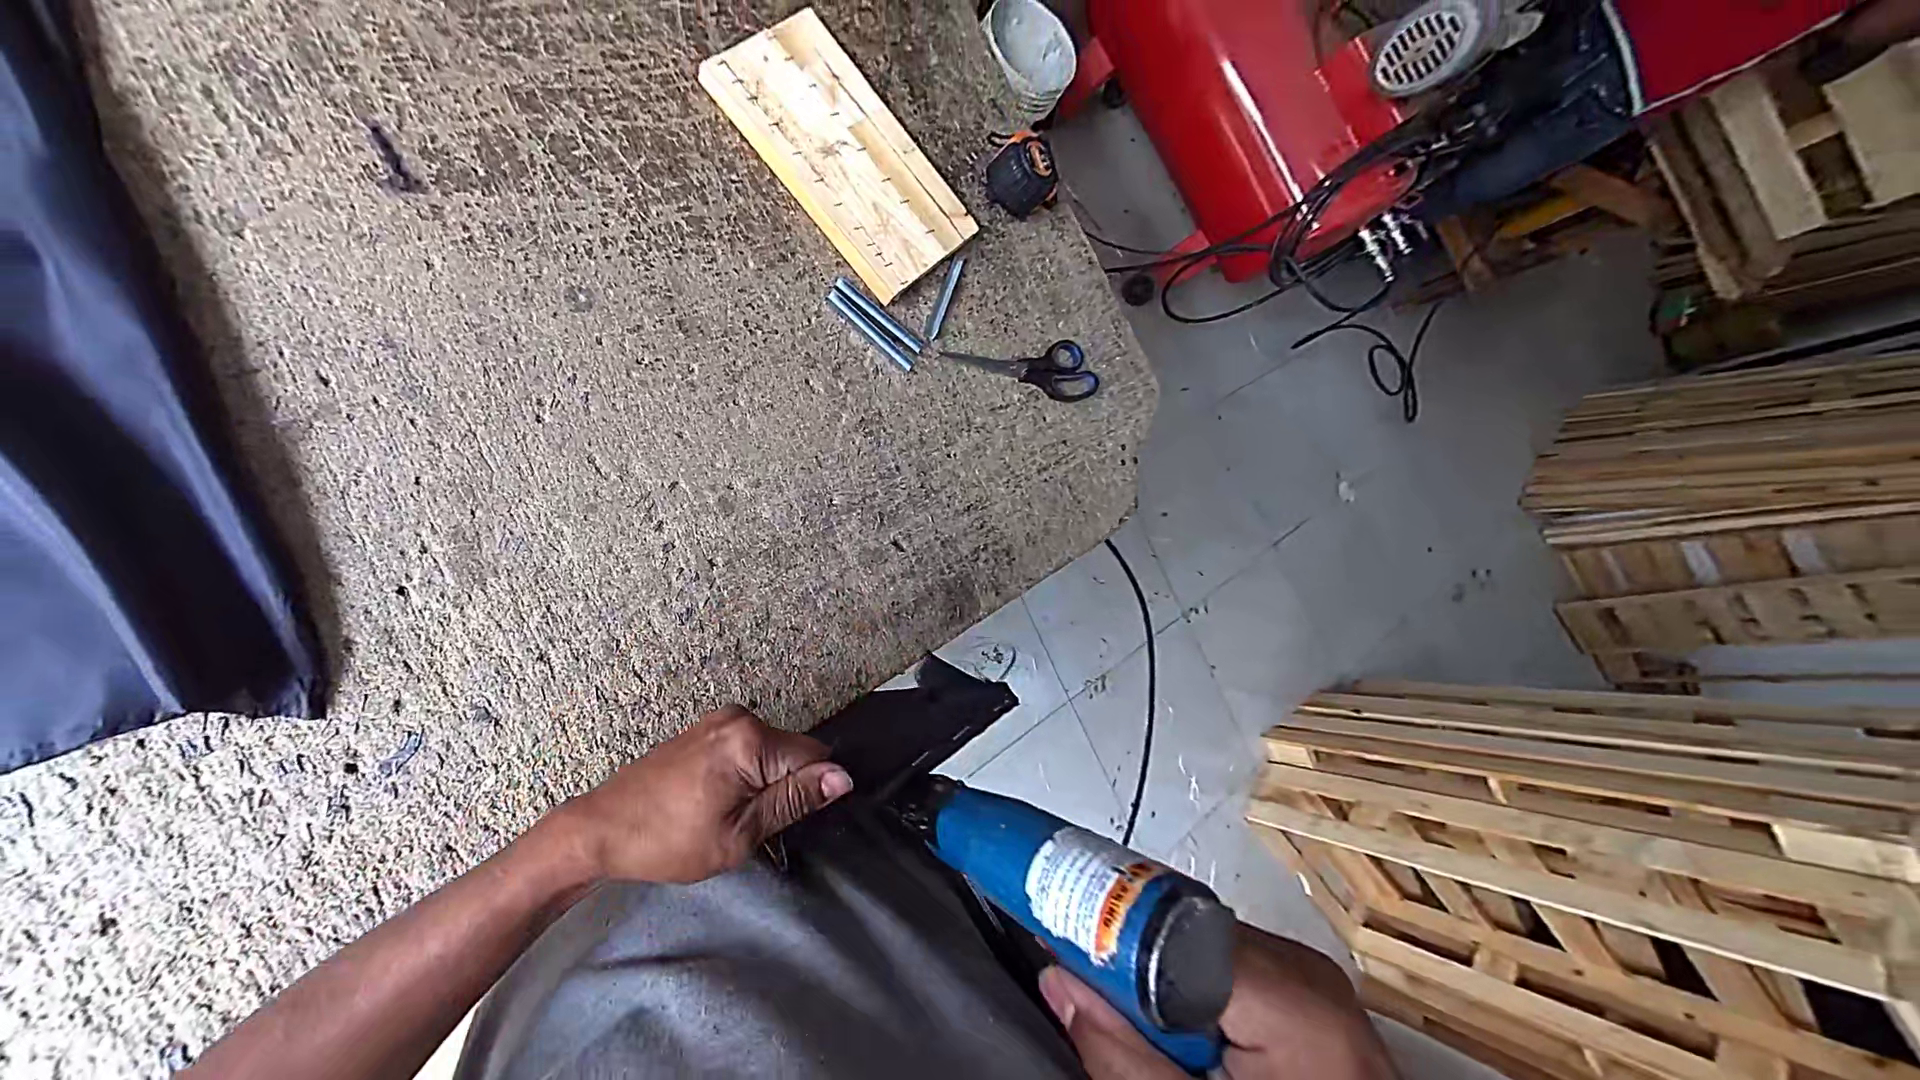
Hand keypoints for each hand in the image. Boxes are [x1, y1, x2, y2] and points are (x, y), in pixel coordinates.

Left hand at [546, 705, 852, 883]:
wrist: (598, 829)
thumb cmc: (667, 841)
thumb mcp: (739, 834)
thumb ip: (794, 800)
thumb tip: (842, 777)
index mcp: (750, 740)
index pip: (815, 756)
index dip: (812, 790)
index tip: (788, 819)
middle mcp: (739, 717)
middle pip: (793, 751)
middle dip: (787, 785)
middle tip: (752, 821)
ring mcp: (720, 718)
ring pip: (772, 750)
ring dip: (766, 779)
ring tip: (729, 811)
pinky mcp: (708, 726)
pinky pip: (750, 745)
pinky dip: (747, 770)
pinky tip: (718, 797)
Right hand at [1039, 925, 1396, 1079]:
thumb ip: (1122, 1056)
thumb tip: (1059, 981)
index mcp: (1293, 1002)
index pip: (1174, 932)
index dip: (1112, 936)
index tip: (1061, 941)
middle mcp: (1305, 972)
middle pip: (1183, 932)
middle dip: (1132, 962)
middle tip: (1087, 987)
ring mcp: (1311, 978)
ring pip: (1200, 945)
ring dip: (1159, 977)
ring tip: (1145, 1029)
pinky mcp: (1307, 992)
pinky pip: (1227, 965)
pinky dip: (1192, 989)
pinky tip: (1184, 1034)